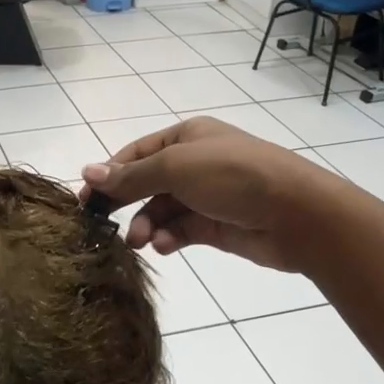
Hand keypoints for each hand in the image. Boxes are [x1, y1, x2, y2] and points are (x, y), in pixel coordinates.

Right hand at [82, 116, 336, 272]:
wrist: (298, 213)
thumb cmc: (234, 176)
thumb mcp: (177, 168)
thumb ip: (132, 175)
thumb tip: (87, 172)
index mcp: (187, 137)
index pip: (137, 153)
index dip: (110, 174)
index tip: (86, 199)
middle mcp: (195, 163)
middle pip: (147, 182)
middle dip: (126, 202)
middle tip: (99, 223)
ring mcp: (207, 195)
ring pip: (163, 210)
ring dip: (147, 224)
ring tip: (138, 242)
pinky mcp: (217, 226)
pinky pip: (182, 230)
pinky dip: (169, 238)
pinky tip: (163, 246)